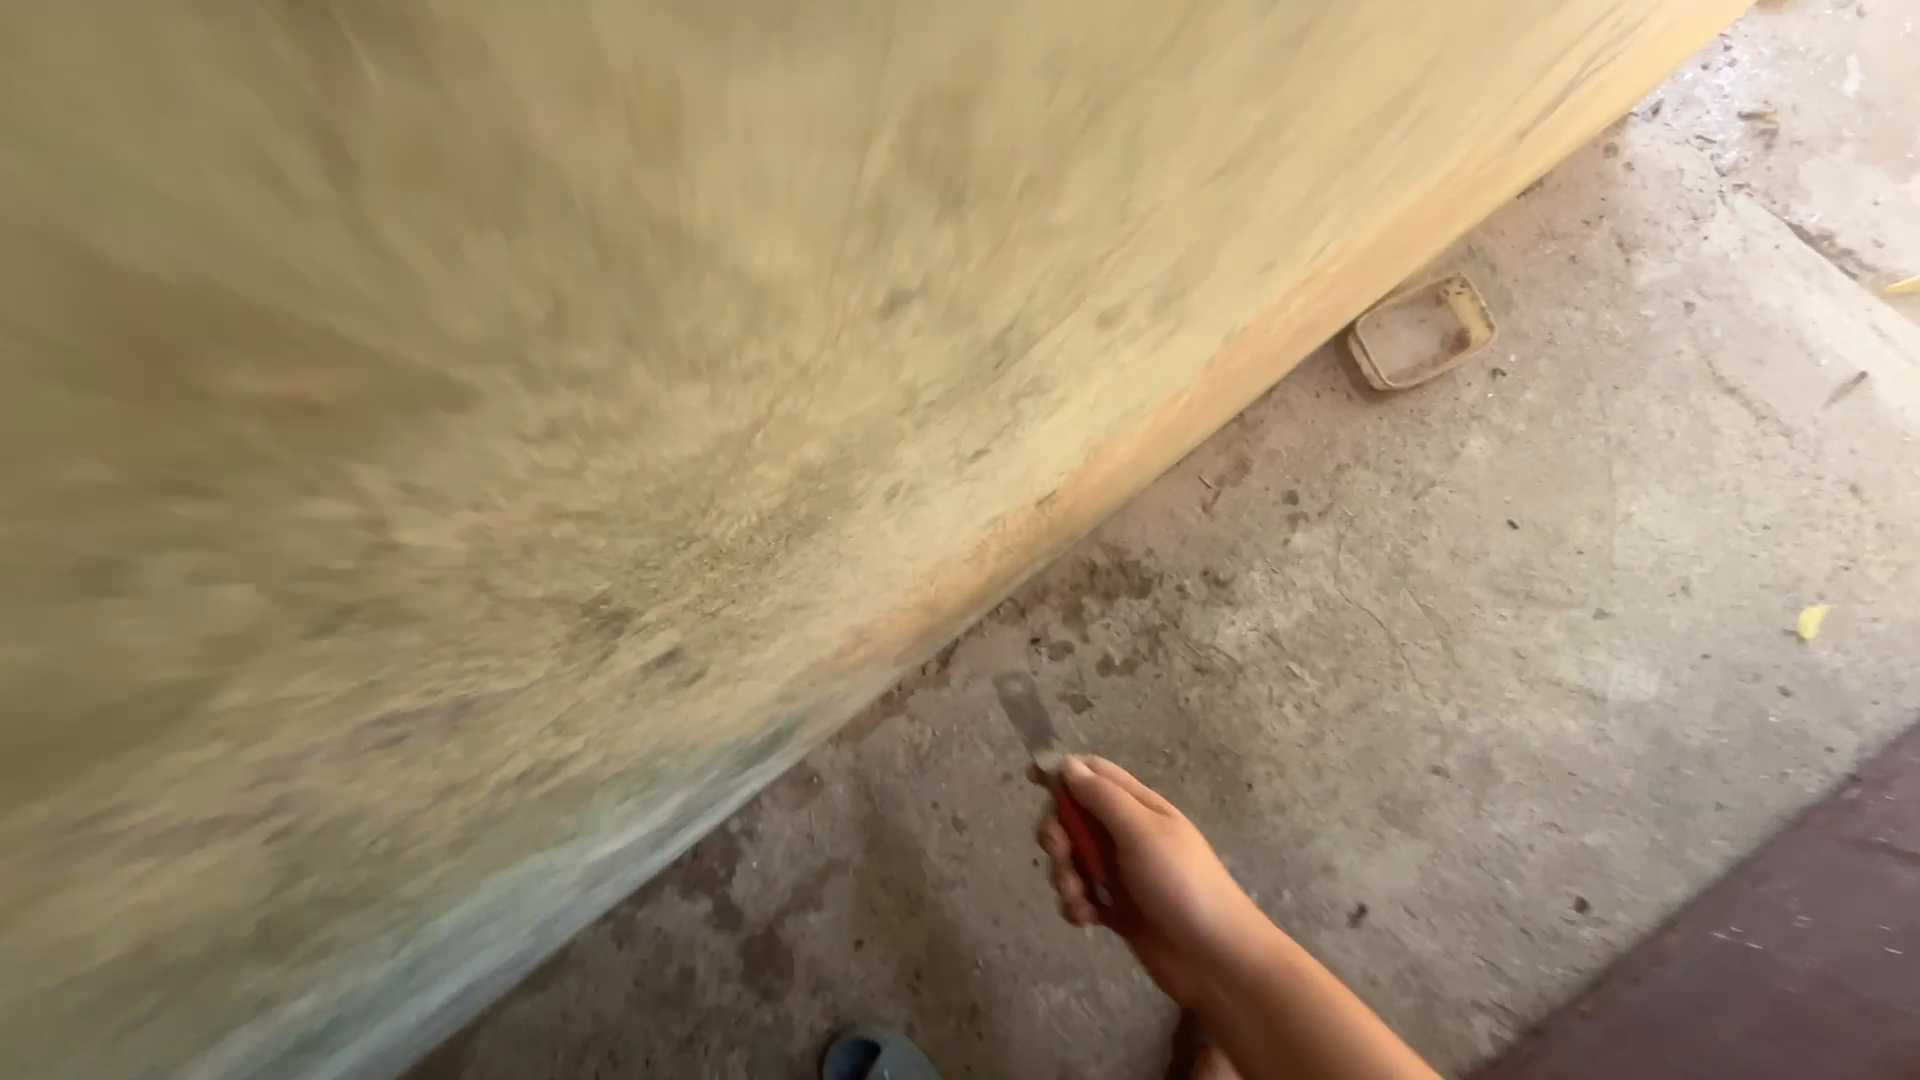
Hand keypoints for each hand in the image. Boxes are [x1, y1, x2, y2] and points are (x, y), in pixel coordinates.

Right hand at [1038, 756, 1264, 1005]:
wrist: (1215, 960)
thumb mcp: (1141, 831)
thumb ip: (1103, 797)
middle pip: (1073, 818)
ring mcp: (1120, 872)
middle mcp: (1126, 834)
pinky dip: (1076, 905)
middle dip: (1058, 835)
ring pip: (1072, 859)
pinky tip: (1087, 919)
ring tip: (1079, 898)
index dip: (1063, 772)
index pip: (1094, 774)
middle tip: (1062, 854)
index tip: (1031, 778)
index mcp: (1137, 806)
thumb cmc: (1181, 884)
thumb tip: (1068, 764)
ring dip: (1065, 876)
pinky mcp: (1115, 909)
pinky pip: (1080, 896)